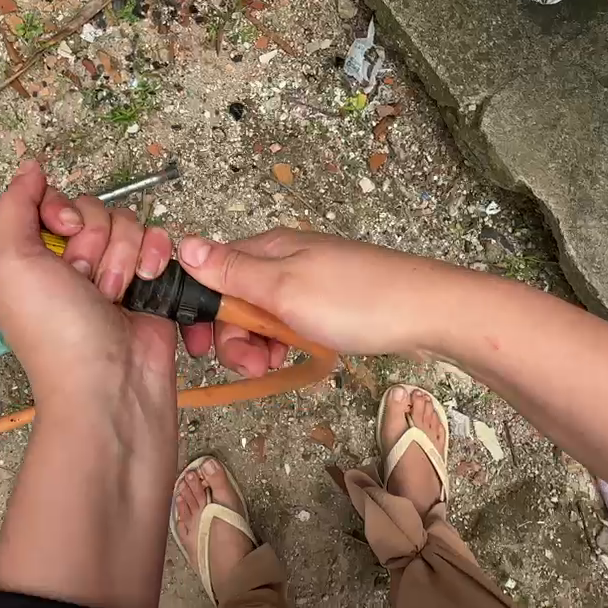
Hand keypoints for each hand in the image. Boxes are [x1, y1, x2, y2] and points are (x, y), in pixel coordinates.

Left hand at [0, 160, 178, 410]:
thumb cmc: (56, 331)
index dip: (65, 207)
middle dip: (97, 242)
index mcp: (37, 256)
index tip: (67, 230)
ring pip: (131, 223)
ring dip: (124, 257)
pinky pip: (161, 242)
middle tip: (87, 282)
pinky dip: (156, 258)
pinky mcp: (152, 280)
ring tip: (115, 296)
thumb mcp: (12, 266)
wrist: (111, 383)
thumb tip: (30, 166)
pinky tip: (146, 285)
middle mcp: (75, 261)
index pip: (58, 200)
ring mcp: (116, 270)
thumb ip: (14, 208)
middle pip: (99, 208)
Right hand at [174, 228, 471, 370]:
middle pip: (233, 296)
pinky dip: (282, 341)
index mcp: (267, 247)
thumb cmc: (354, 300)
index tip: (204, 347)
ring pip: (259, 313)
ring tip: (275, 365)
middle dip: (233, 335)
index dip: (200, 310)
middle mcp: (282, 257)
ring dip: (257, 344)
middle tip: (254, 365)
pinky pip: (286, 321)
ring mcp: (306, 279)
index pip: (210, 271)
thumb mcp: (283, 288)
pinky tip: (294, 357)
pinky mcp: (325, 301)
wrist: (426, 312)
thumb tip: (181, 242)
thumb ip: (231, 271)